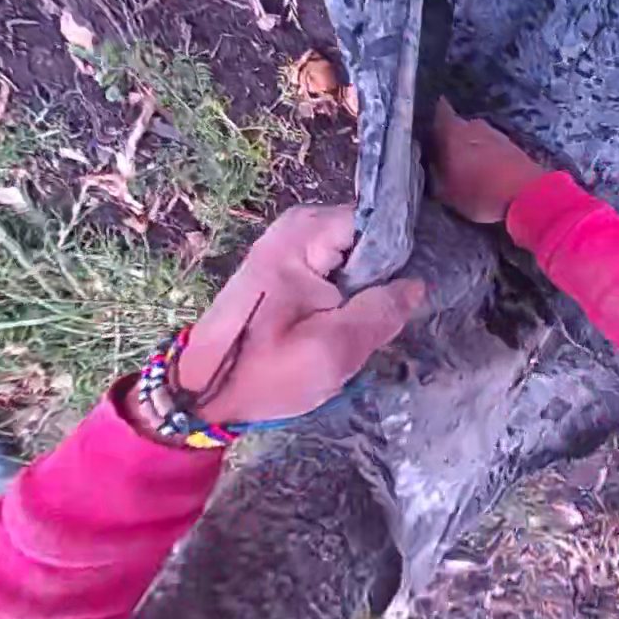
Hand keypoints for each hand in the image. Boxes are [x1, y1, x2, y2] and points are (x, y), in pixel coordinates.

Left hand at [133, 205, 424, 428]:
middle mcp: (299, 224)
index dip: (404, 255)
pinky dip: (355, 286)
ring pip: (362, 252)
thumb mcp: (331, 351)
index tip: (412, 289)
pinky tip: (353, 314)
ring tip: (373, 317)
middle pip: (373, 236)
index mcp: (305, 234)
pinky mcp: (292, 259)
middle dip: (388, 273)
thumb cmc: (262, 371)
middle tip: (390, 311)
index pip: (381, 223)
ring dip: (373, 284)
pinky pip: (344, 262)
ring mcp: (294, 239)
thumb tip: (417, 285)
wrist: (201, 396)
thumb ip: (381, 312)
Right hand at [428, 99, 548, 223]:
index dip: (434, 119)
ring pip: (478, 135)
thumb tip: (435, 168)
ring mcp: (497, 134)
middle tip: (446, 152)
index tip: (429, 129)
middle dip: (453, 136)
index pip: (440, 114)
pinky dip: (488, 153)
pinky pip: (493, 145)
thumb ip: (439, 176)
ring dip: (473, 145)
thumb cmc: (480, 193)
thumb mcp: (448, 193)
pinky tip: (486, 167)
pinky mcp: (514, 146)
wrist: (528, 195)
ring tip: (467, 163)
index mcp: (454, 133)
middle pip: (460, 125)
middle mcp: (475, 127)